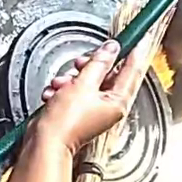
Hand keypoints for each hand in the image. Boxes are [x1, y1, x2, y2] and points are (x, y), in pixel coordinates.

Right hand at [33, 39, 145, 153]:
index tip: (137, 38)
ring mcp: (91, 110)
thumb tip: (111, 49)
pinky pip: (72, 92)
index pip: (132, 71)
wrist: (44, 142)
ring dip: (71, 78)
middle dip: (90, 65)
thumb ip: (99, 63)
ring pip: (86, 81)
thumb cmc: (65, 122)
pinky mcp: (76, 112)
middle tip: (81, 62)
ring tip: (60, 84)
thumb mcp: (83, 84)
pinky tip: (53, 94)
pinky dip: (62, 90)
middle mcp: (107, 107)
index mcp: (117, 102)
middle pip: (106, 74)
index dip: (134, 52)